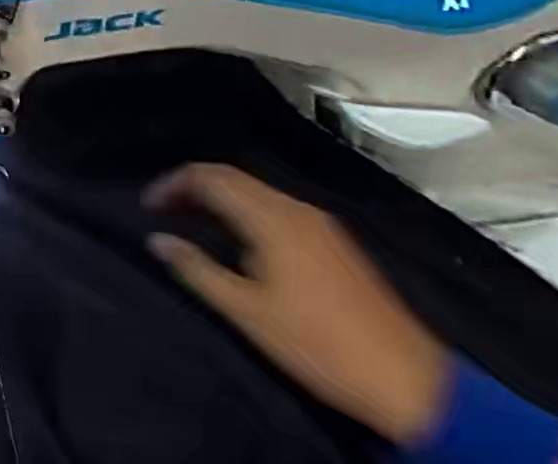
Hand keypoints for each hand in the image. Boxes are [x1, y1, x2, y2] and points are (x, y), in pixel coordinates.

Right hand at [144, 164, 449, 443]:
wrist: (409, 380)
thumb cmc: (318, 346)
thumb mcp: (247, 313)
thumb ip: (198, 271)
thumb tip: (157, 240)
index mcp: (271, 218)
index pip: (210, 177)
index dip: (173, 184)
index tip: (149, 205)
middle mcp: (295, 207)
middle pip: (232, 177)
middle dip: (193, 187)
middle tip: (163, 210)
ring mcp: (318, 221)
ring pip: (254, 191)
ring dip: (218, 198)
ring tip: (191, 222)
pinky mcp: (332, 238)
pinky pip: (274, 206)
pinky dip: (244, 210)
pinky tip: (236, 239)